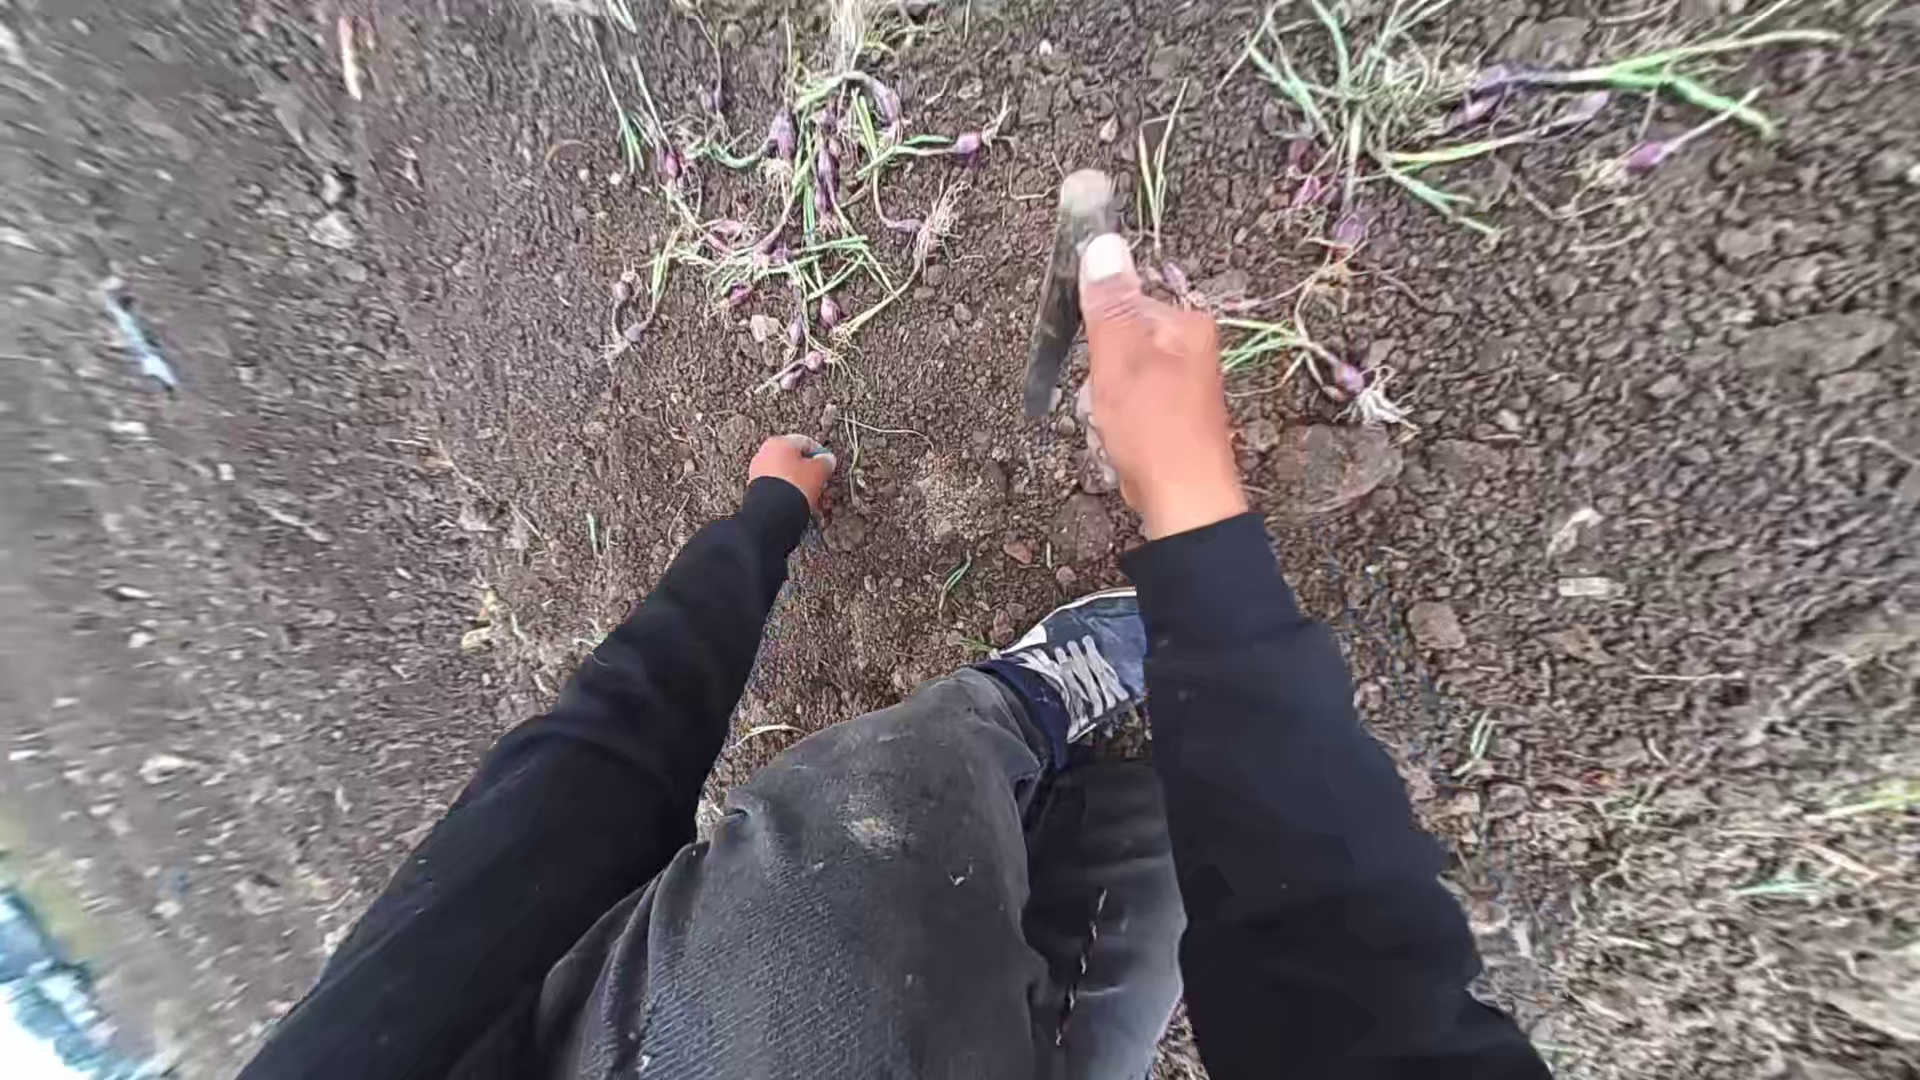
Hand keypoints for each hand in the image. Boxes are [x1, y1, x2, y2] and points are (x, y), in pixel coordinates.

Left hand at [748, 434, 835, 514]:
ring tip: (809, 492)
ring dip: (798, 480)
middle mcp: (765, 452)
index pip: (806, 442)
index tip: (827, 463)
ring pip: (785, 472)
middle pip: (793, 458)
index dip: (821, 453)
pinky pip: (777, 485)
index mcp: (780, 441)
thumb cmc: (794, 485)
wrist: (773, 510)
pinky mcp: (756, 487)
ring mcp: (759, 470)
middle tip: (819, 479)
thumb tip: (828, 460)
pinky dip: (787, 490)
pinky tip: (796, 499)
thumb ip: (826, 462)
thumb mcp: (819, 471)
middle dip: (807, 469)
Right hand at [1078, 234, 1247, 538]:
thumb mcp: (1121, 359)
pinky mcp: (1168, 418)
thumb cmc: (1153, 428)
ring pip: (1116, 382)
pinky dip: (1115, 426)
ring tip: (1114, 429)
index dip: (1098, 339)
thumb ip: (1110, 305)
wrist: (1182, 499)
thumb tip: (1103, 243)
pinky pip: (1126, 409)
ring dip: (1102, 408)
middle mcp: (1187, 350)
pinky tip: (1120, 444)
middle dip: (1099, 380)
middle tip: (1107, 404)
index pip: (1122, 307)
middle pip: (1116, 347)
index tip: (1096, 367)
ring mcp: (1179, 387)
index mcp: (1184, 325)